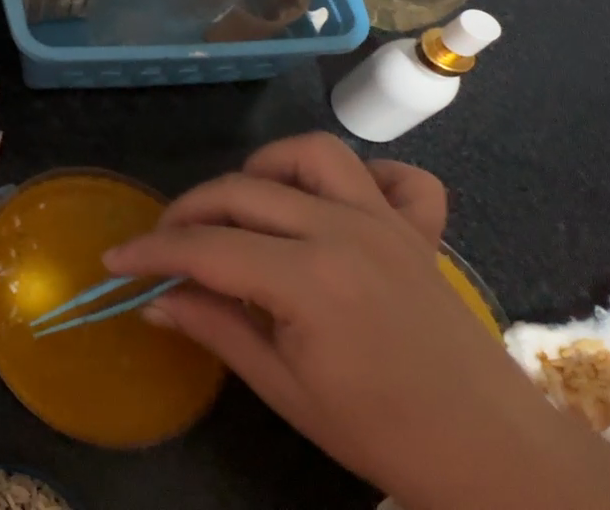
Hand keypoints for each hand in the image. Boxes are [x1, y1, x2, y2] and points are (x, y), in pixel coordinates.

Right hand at [105, 133, 609, 509]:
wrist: (493, 455)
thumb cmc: (380, 432)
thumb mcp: (283, 389)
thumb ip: (215, 329)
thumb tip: (154, 301)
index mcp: (309, 280)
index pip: (207, 247)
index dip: (151, 251)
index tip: (115, 260)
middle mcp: (345, 232)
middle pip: (241, 191)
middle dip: (188, 212)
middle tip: (165, 246)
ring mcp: (388, 223)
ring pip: (311, 154)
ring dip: (264, 169)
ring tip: (243, 208)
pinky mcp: (420, 230)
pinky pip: (397, 177)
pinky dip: (361, 178)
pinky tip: (335, 206)